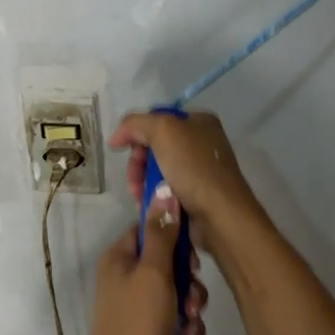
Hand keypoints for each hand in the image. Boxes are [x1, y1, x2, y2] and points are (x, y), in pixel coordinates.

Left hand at [79, 211, 208, 334]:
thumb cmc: (137, 325)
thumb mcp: (154, 274)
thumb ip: (162, 233)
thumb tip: (164, 188)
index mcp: (120, 258)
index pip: (151, 229)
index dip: (176, 240)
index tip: (192, 258)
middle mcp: (125, 279)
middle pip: (171, 267)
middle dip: (190, 289)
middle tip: (192, 305)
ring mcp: (136, 310)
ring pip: (179, 300)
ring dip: (190, 320)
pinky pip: (176, 327)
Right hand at [111, 110, 264, 249]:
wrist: (219, 215)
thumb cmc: (194, 167)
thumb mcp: (163, 131)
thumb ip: (135, 124)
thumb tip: (115, 139)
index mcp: (198, 121)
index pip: (156, 120)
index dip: (136, 134)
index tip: (123, 150)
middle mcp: (200, 143)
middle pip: (153, 148)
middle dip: (138, 165)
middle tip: (134, 180)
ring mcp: (198, 171)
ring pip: (155, 172)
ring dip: (142, 184)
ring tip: (140, 197)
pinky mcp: (194, 195)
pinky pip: (164, 191)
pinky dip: (153, 197)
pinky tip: (148, 205)